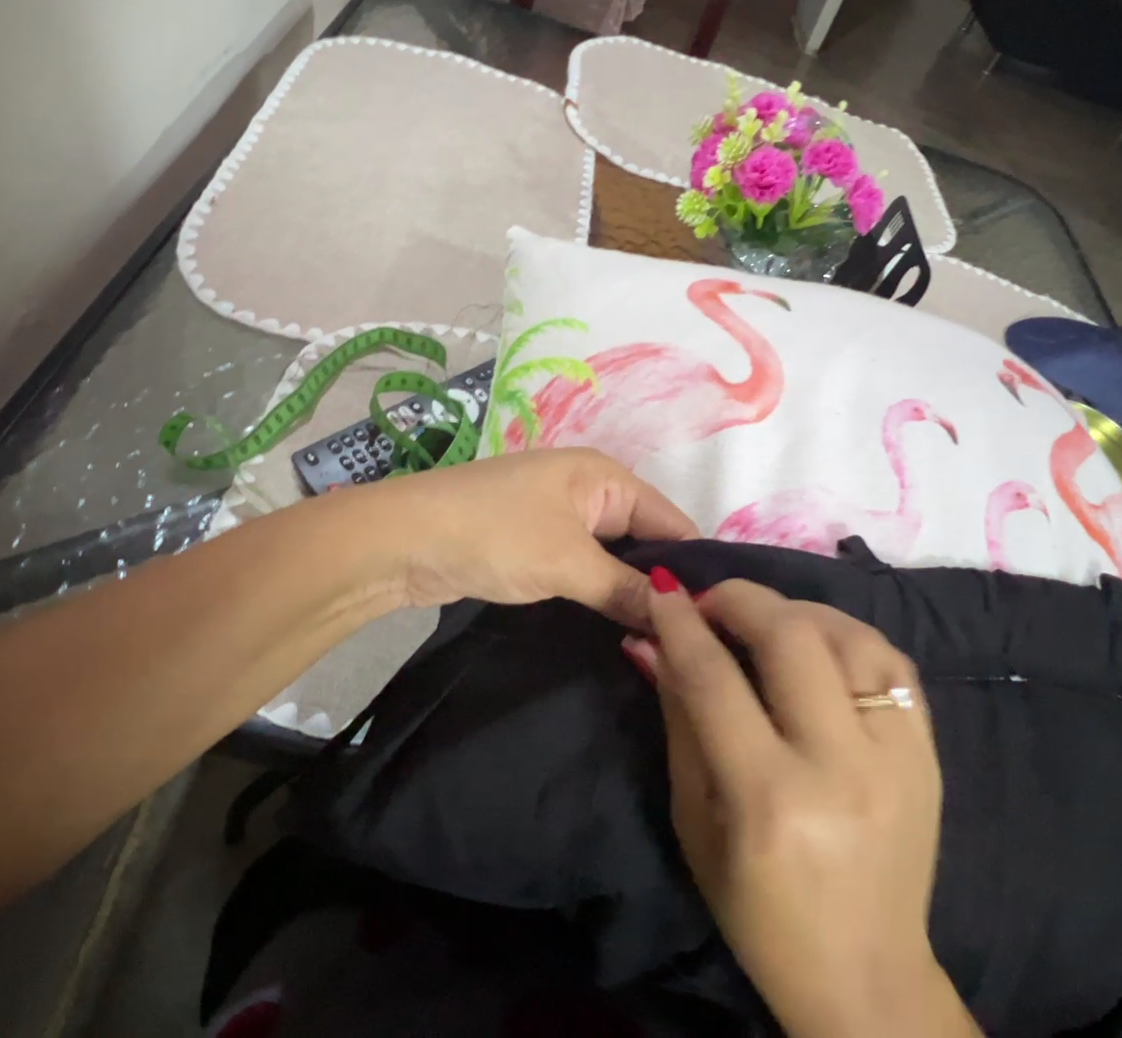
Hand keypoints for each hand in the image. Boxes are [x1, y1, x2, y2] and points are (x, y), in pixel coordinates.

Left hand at [369, 449, 697, 627]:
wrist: (402, 541)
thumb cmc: (494, 535)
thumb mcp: (568, 563)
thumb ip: (628, 590)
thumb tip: (684, 620)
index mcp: (605, 475)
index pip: (673, 522)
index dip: (695, 569)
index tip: (720, 623)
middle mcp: (588, 490)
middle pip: (646, 540)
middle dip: (665, 586)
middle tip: (695, 646)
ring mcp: (559, 519)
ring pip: (614, 560)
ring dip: (631, 596)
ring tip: (666, 646)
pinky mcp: (535, 547)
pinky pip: (584, 571)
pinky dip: (600, 596)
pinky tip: (620, 631)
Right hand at [625, 576, 974, 1037]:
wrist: (863, 971)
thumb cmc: (757, 910)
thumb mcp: (695, 821)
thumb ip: (679, 721)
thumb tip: (651, 644)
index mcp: (769, 798)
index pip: (715, 680)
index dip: (680, 625)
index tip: (661, 590)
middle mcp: (841, 766)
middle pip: (792, 639)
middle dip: (741, 600)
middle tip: (711, 601)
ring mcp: (899, 756)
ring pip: (851, 636)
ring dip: (797, 610)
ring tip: (764, 618)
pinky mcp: (930, 755)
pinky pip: (893, 663)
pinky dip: (847, 636)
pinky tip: (818, 642)